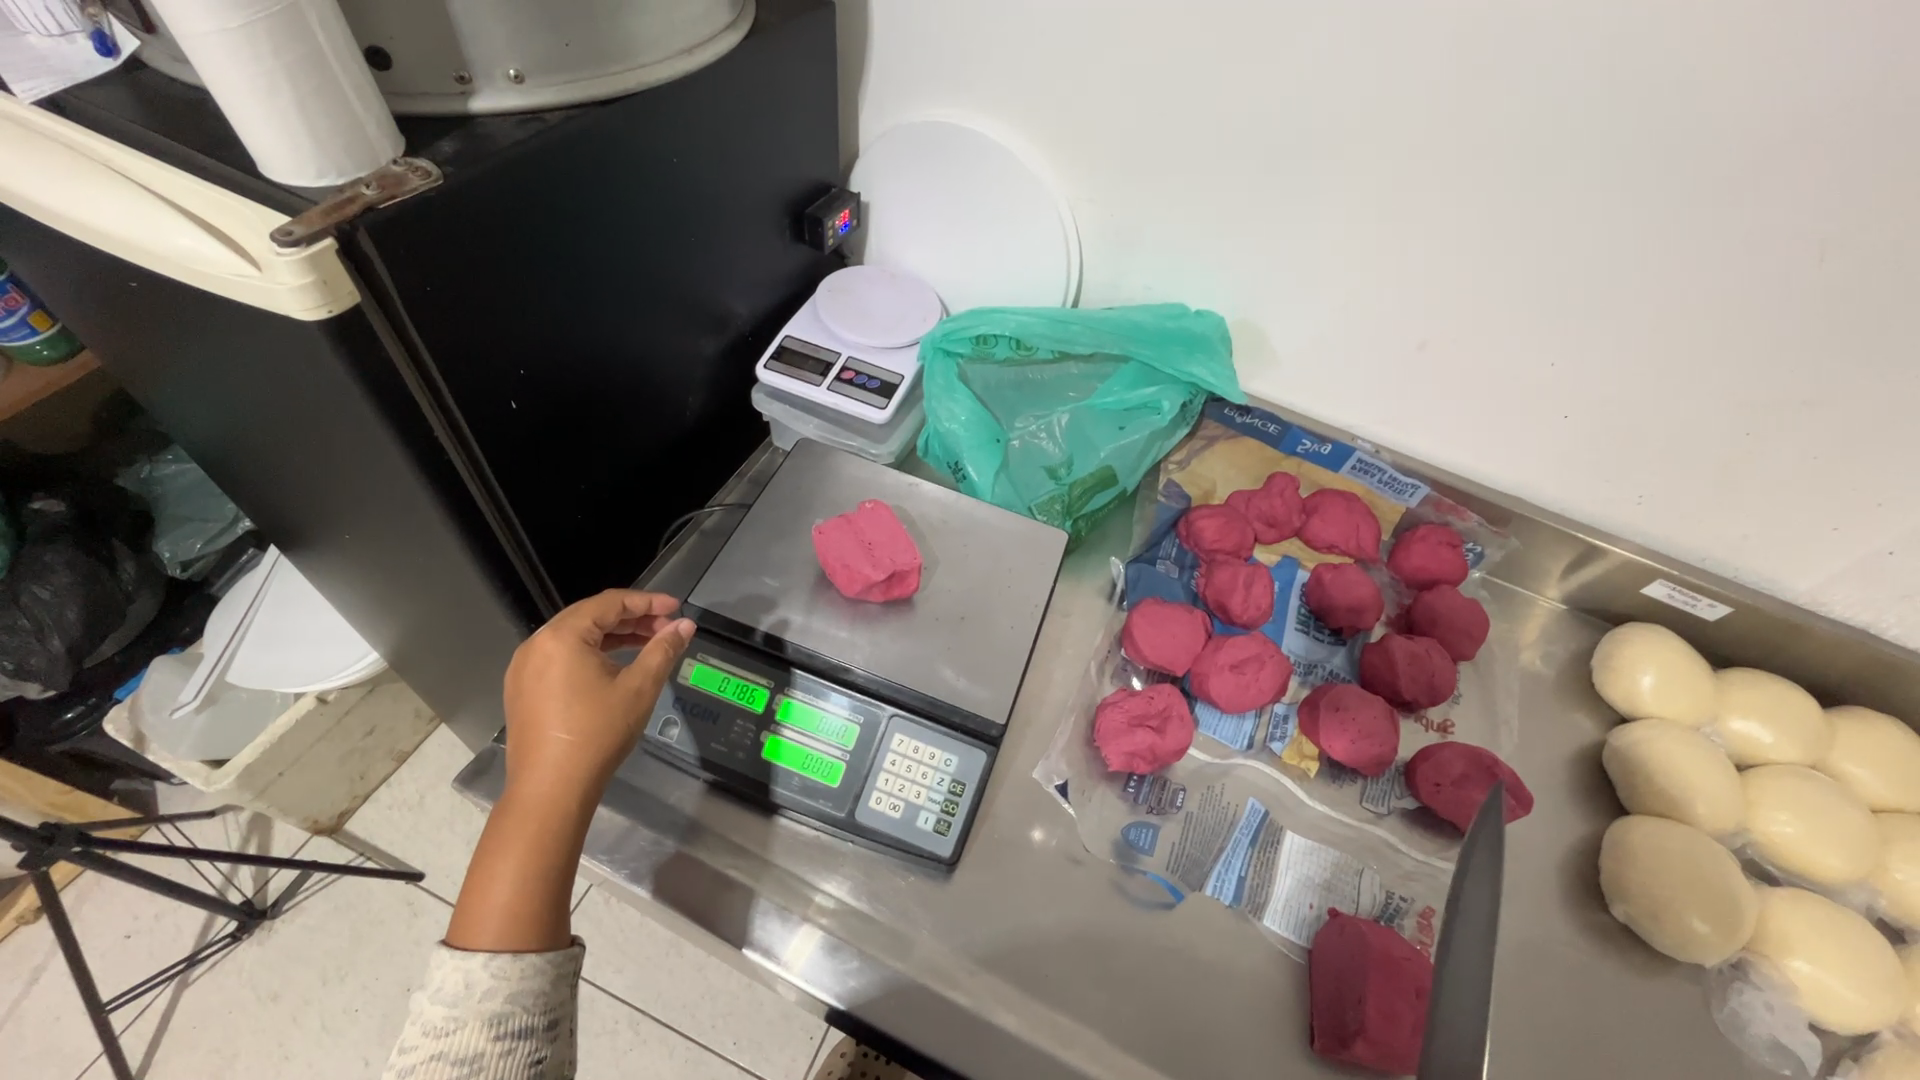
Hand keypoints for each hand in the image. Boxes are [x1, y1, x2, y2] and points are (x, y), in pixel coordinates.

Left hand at [501, 589, 693, 802]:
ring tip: (648, 645)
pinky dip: (592, 654)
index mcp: (562, 636)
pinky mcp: (523, 689)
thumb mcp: (639, 688)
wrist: (551, 788)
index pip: (610, 603)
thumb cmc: (598, 733)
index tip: (677, 608)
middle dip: (632, 618)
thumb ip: (663, 650)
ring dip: (613, 636)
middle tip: (666, 628)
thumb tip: (685, 626)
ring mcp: (525, 668)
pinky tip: (615, 667)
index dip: (648, 602)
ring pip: (575, 638)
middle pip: (590, 616)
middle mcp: (537, 644)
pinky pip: (561, 658)